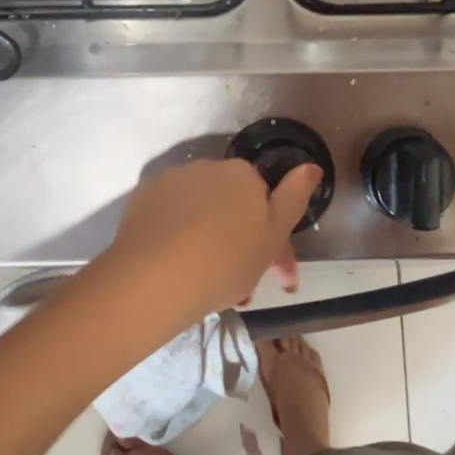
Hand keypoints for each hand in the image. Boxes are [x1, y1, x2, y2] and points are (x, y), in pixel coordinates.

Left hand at [100, 158, 320, 325]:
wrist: (154, 278)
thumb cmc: (226, 261)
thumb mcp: (273, 235)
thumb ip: (293, 197)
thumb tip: (311, 166)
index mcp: (242, 174)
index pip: (265, 200)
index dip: (273, 239)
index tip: (277, 277)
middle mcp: (207, 168)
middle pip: (231, 206)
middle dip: (240, 242)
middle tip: (241, 288)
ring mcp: (172, 181)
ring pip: (201, 214)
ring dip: (210, 241)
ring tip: (210, 285)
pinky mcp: (143, 199)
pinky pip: (171, 217)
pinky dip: (179, 237)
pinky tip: (179, 266)